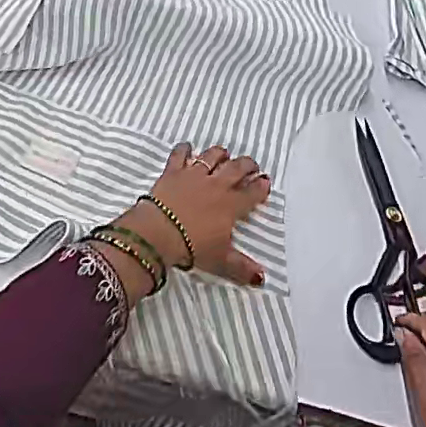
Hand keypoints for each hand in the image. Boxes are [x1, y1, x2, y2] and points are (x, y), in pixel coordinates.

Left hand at [114, 143, 270, 287]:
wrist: (160, 232)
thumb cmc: (192, 247)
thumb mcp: (220, 261)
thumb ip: (242, 268)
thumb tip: (261, 278)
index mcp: (231, 205)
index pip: (251, 192)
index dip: (260, 186)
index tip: (265, 182)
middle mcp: (216, 185)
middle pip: (236, 168)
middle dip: (247, 165)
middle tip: (251, 165)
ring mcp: (194, 175)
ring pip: (212, 157)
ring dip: (220, 153)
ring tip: (224, 153)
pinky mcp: (173, 171)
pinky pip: (180, 155)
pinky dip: (184, 149)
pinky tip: (186, 147)